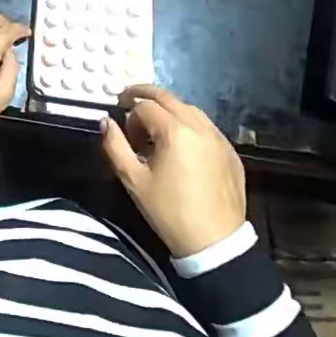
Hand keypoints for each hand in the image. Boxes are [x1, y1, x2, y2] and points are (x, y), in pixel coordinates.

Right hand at [99, 85, 246, 258]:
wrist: (214, 241)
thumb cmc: (169, 211)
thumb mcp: (133, 180)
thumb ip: (114, 146)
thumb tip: (105, 122)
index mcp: (175, 132)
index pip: (144, 106)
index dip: (129, 115)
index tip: (123, 134)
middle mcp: (199, 126)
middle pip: (168, 97)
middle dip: (145, 95)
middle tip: (127, 99)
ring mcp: (218, 137)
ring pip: (189, 108)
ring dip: (168, 108)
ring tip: (154, 125)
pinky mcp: (230, 150)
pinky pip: (205, 126)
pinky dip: (187, 123)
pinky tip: (179, 143)